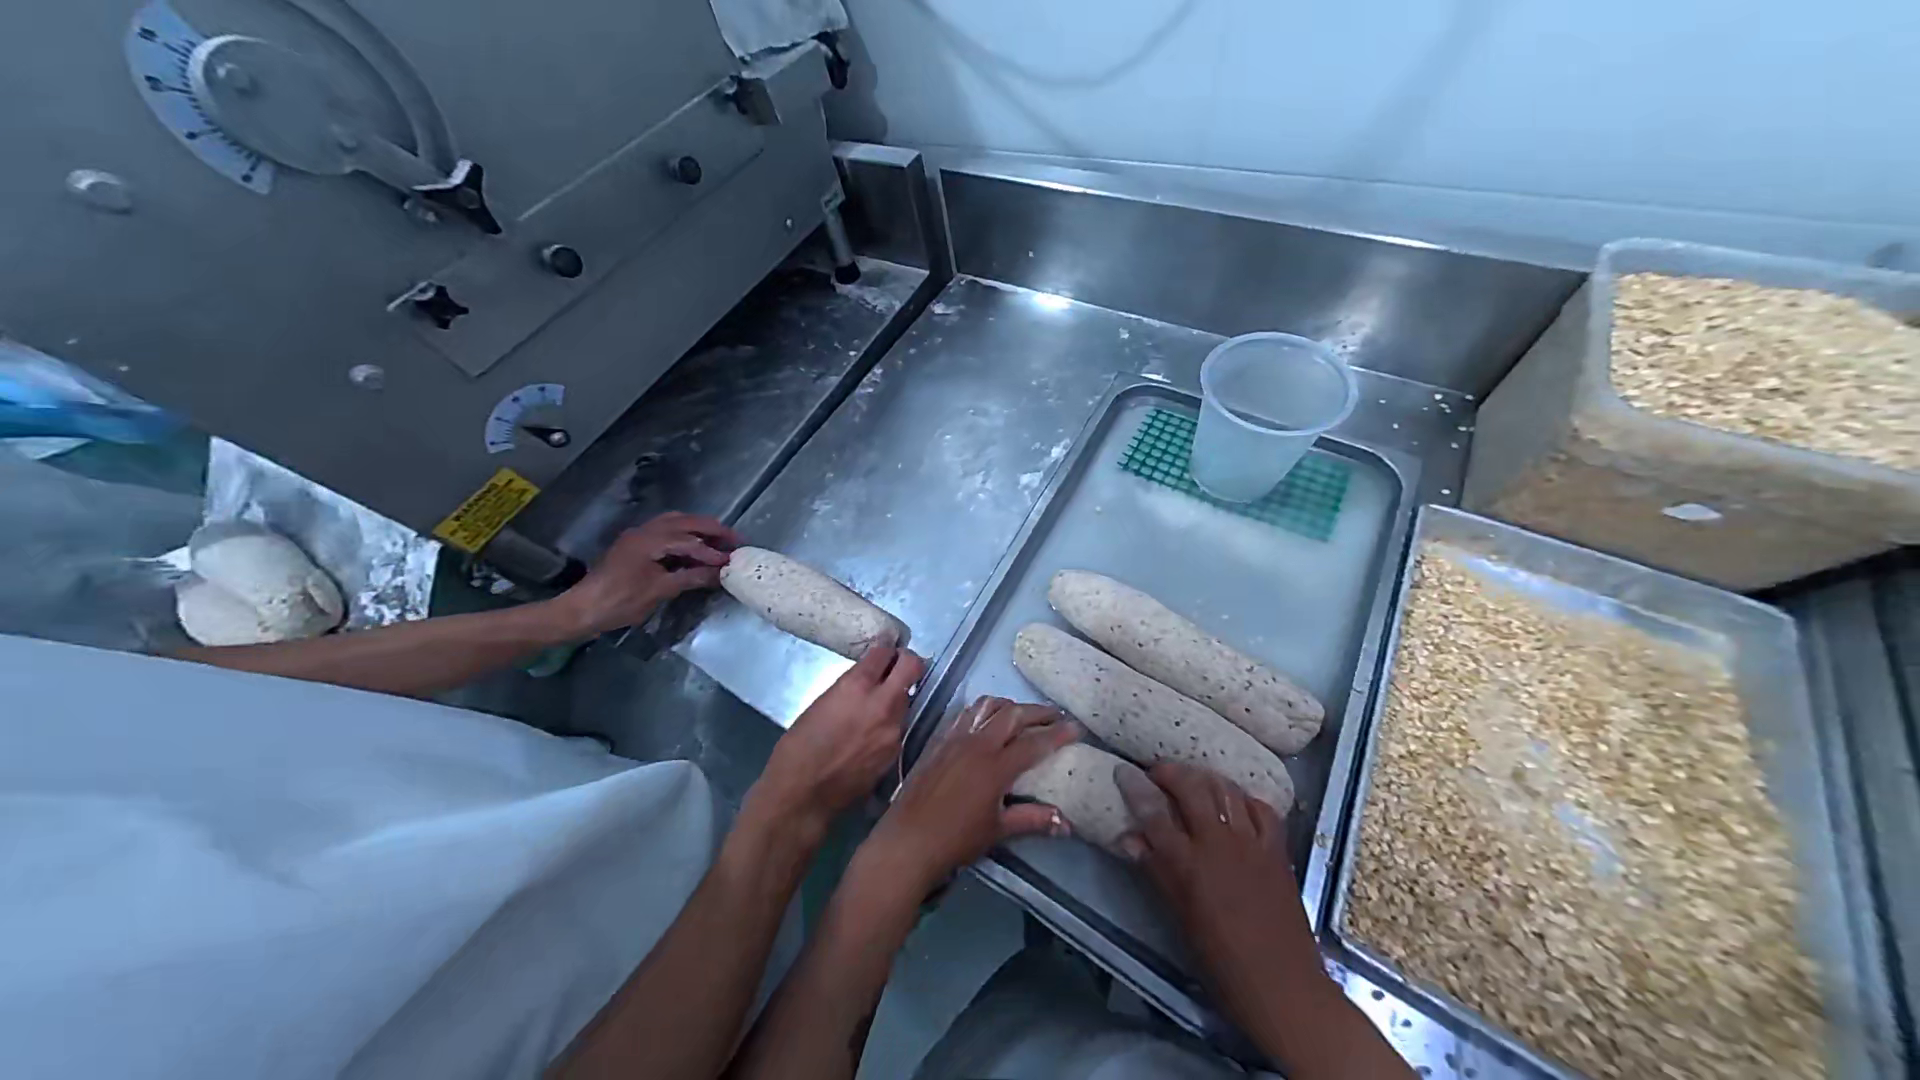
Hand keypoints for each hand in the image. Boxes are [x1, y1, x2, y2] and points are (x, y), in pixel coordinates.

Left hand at [556, 512, 740, 634]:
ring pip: (675, 522)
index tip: (733, 561)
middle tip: (735, 541)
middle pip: (685, 522)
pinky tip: (695, 548)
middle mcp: (644, 531)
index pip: (690, 541)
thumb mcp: (660, 591)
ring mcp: (638, 536)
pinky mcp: (635, 545)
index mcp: (649, 540)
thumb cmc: (620, 601)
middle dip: (712, 530)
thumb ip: (692, 578)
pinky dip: (685, 536)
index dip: (713, 551)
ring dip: (698, 529)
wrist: (582, 609)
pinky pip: (666, 531)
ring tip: (718, 541)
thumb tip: (720, 573)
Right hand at [755, 644, 926, 828]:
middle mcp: (882, 703)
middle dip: (906, 661)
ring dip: (897, 695)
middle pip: (912, 668)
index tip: (883, 653)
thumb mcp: (820, 704)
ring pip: (907, 699)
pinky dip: (890, 722)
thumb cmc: (798, 748)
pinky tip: (873, 732)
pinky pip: (899, 726)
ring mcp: (894, 729)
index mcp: (856, 687)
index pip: (884, 653)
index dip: (884, 650)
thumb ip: (848, 688)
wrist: (803, 796)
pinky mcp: (896, 752)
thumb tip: (865, 679)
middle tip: (896, 664)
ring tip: (878, 704)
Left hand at [863, 696, 1079, 893]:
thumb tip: (1066, 822)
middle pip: (1012, 715)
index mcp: (996, 766)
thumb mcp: (997, 830)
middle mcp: (977, 745)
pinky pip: (965, 714)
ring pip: (986, 707)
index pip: (1034, 743)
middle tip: (1054, 715)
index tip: (1076, 727)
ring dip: (1009, 705)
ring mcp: (955, 739)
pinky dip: (983, 710)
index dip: (1058, 734)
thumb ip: (1032, 819)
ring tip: (1023, 713)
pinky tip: (987, 720)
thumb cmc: (955, 839)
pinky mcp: (939, 741)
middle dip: (1037, 712)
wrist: (908, 839)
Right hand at [1116, 764, 1314, 1028]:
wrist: (1282, 985)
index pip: (1154, 813)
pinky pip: (1262, 809)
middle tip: (1157, 773)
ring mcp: (1252, 843)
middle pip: (1191, 789)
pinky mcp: (1278, 850)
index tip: (1124, 772)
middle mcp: (1219, 843)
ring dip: (1205, 778)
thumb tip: (1129, 839)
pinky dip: (1244, 798)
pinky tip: (1235, 801)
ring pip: (1226, 791)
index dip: (1136, 788)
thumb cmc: (1221, 961)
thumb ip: (1156, 872)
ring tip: (1192, 778)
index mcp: (1188, 864)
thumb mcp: (1179, 918)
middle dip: (1170, 772)